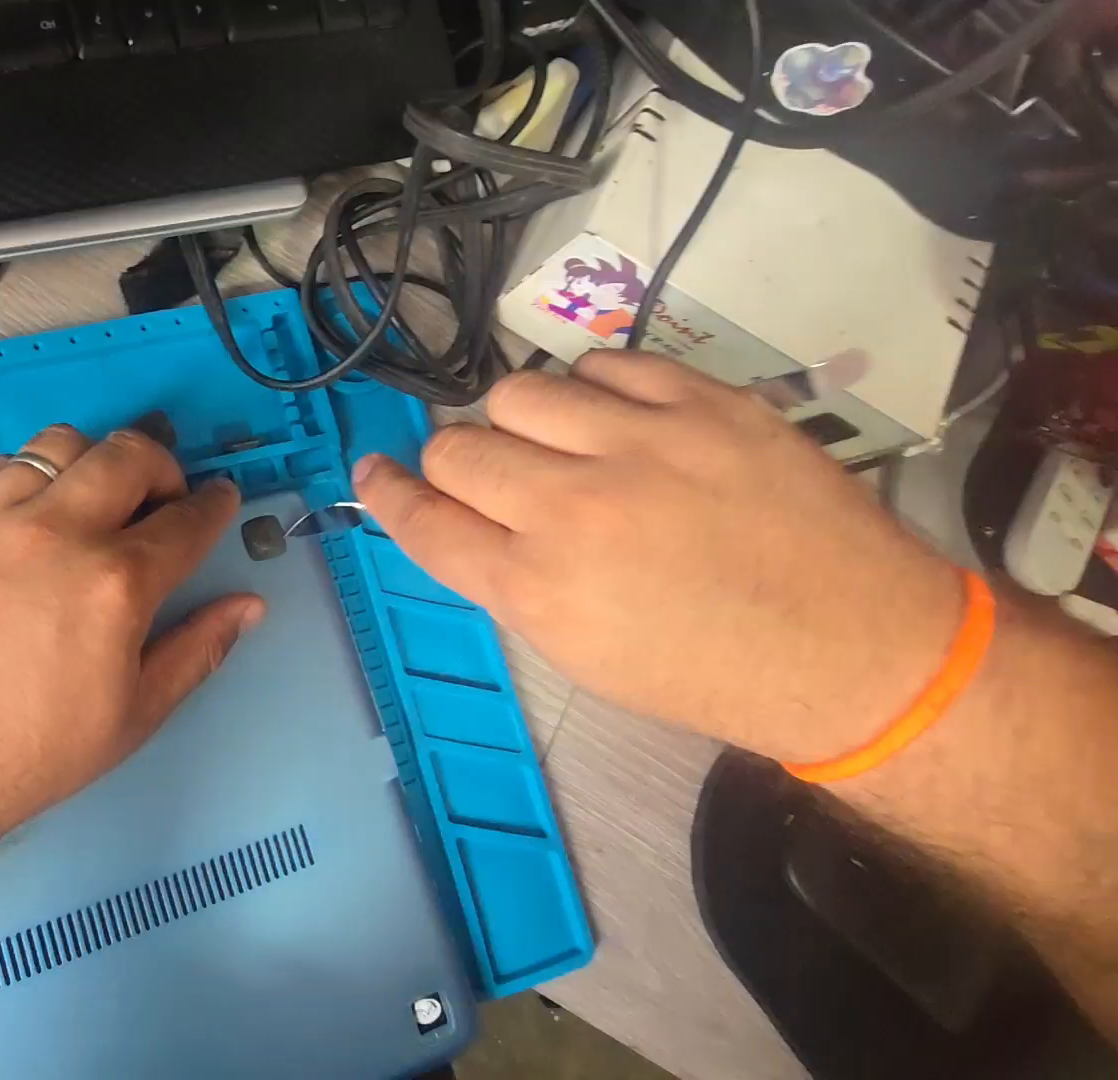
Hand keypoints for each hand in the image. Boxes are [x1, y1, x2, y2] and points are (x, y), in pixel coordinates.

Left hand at [0, 424, 262, 863]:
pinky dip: (37, 471)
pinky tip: (38, 509)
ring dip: (98, 460)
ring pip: (64, 442)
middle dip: (165, 467)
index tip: (221, 500)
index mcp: (118, 582)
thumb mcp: (134, 715)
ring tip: (98, 499)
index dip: (215, 505)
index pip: (187, 520)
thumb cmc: (31, 751)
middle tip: (164, 499)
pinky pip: (5, 463)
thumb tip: (249, 605)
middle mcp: (62, 530)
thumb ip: (198, 649)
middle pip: (130, 454)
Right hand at [354, 350, 964, 762]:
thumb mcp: (570, 648)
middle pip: (455, 449)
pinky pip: (603, 364)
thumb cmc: (694, 669)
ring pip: (515, 394)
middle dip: (457, 466)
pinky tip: (616, 420)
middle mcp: (574, 511)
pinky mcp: (706, 406)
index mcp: (534, 589)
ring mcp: (642, 448)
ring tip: (559, 445)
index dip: (386, 493)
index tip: (372, 472)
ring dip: (518, 423)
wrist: (854, 654)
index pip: (422, 520)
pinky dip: (592, 390)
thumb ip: (498, 574)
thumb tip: (451, 511)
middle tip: (497, 480)